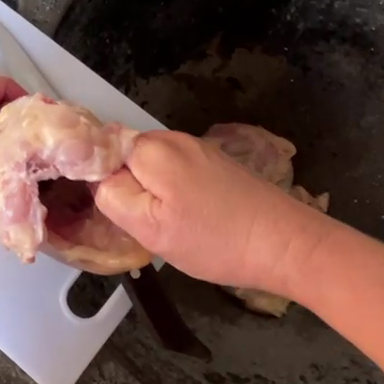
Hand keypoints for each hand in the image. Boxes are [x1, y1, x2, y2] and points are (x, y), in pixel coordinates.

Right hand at [94, 130, 336, 295]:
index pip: (99, 149)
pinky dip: (170, 191)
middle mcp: (173, 139)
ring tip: (164, 223)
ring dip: (147, 190)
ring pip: (149, 165)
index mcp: (152, 149)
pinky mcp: (214, 162)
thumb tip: (98, 179)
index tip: (106, 208)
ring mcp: (197, 148)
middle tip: (137, 222)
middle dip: (123, 184)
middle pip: (124, 155)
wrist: (288, 244)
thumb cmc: (217, 240)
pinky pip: (173, 171)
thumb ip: (113, 197)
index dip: (96, 177)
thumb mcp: (151, 229)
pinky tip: (187, 217)